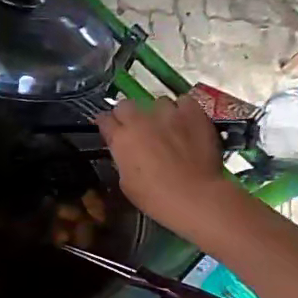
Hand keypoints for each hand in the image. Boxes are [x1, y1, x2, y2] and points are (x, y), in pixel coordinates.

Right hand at [94, 95, 237, 235]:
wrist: (193, 194)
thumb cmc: (154, 196)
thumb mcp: (126, 181)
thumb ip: (123, 158)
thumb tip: (127, 151)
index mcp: (121, 138)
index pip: (104, 120)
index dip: (106, 124)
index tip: (109, 129)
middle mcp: (141, 120)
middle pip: (126, 105)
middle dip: (127, 114)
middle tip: (135, 128)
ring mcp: (168, 113)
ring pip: (157, 102)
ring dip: (157, 113)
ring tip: (165, 126)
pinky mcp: (193, 112)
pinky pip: (184, 102)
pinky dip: (182, 110)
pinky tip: (185, 122)